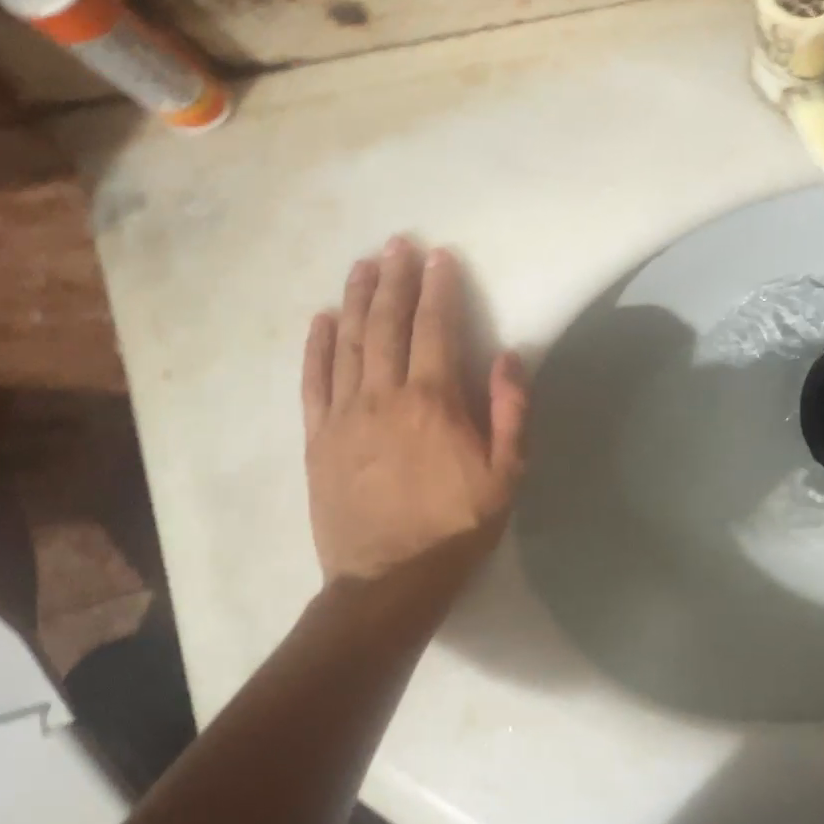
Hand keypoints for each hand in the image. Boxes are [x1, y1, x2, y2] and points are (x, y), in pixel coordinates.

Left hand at [301, 236, 526, 583]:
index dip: (439, 289)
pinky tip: (323, 318)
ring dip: (358, 299)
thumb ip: (510, 410)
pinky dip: (317, 345)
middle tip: (398, 244)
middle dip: (395, 281)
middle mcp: (384, 396)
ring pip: (349, 343)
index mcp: (434, 402)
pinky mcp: (317, 438)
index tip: (441, 257)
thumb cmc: (459, 525)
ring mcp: (343, 415)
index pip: (436, 329)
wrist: (389, 579)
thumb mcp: (507, 472)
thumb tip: (508, 354)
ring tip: (364, 265)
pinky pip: (313, 380)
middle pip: (387, 325)